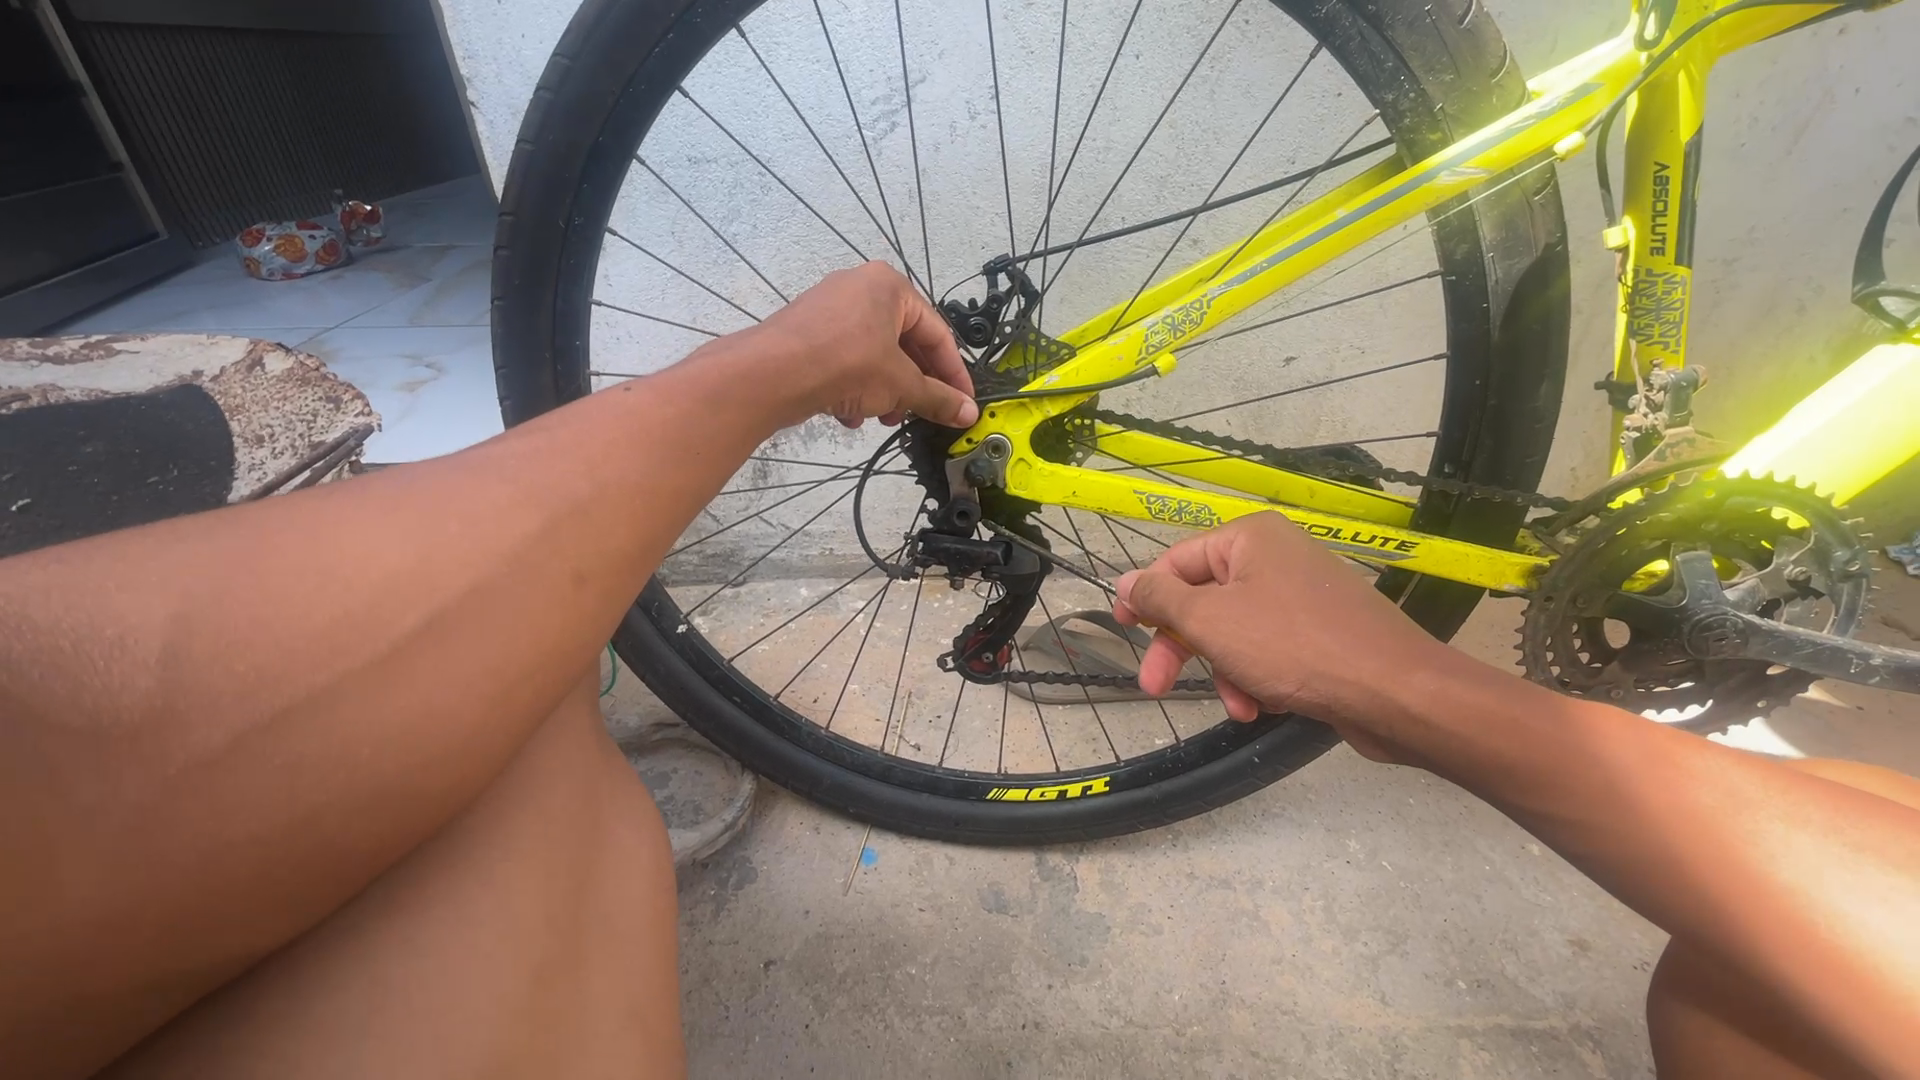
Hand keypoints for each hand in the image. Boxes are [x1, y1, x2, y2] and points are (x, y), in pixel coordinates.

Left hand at [747, 261, 976, 429]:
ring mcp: (830, 310)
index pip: (937, 333)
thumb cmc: (847, 364)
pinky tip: (849, 414)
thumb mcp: (901, 385)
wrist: (772, 374)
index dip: (953, 374)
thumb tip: (968, 413)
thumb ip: (938, 398)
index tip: (963, 403)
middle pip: (903, 345)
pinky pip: (844, 360)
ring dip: (884, 393)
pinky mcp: (808, 333)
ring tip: (881, 418)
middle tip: (918, 414)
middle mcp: (860, 289)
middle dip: (912, 386)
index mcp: (890, 286)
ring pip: (873, 356)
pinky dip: (853, 388)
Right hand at [1111, 512, 1463, 761]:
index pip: (1176, 562)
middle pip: (1204, 600)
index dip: (1145, 598)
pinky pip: (1268, 647)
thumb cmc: (1293, 647)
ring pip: (1234, 630)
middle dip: (1182, 648)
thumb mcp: (1210, 621)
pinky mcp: (1321, 630)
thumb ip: (1160, 599)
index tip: (1124, 630)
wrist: (1397, 692)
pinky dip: (1257, 676)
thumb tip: (1125, 581)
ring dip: (1224, 671)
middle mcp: (1275, 557)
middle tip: (1154, 687)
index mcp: (1248, 539)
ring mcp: (1302, 594)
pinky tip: (1263, 706)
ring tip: (1239, 706)